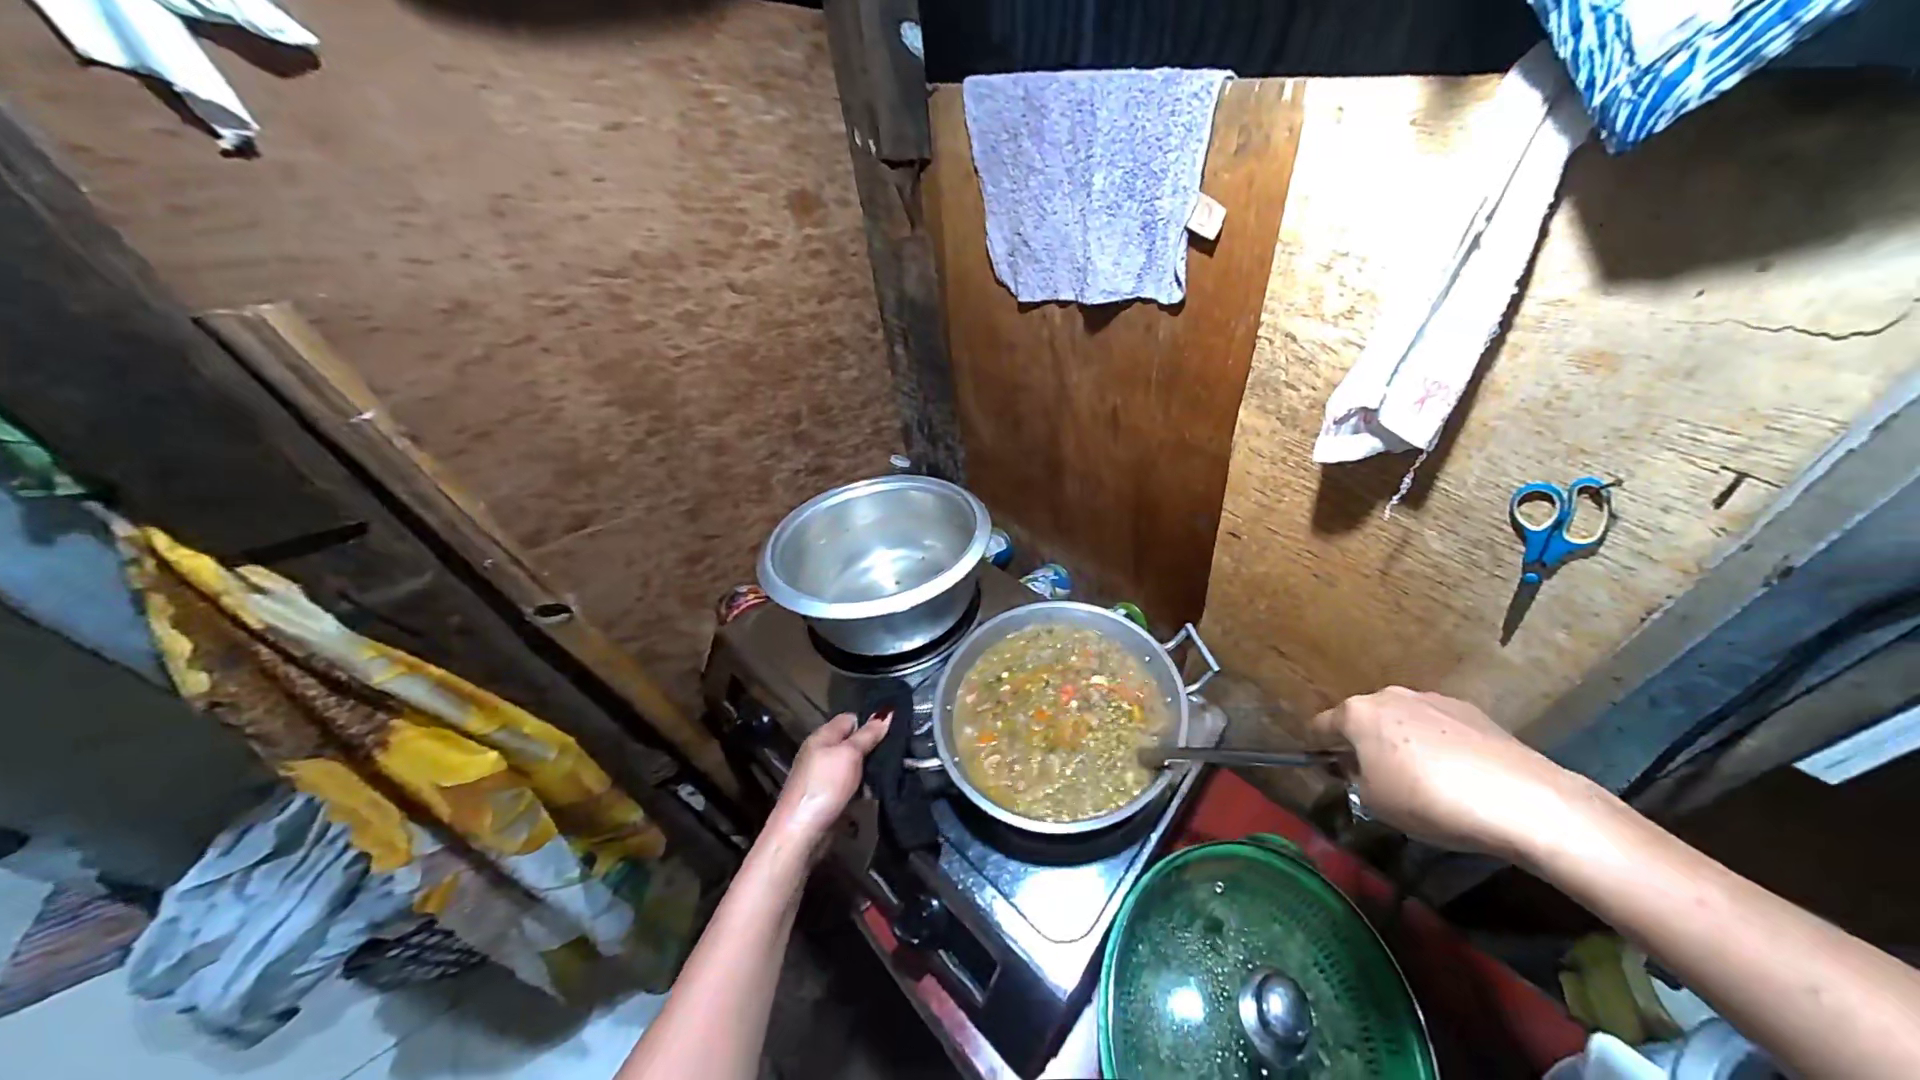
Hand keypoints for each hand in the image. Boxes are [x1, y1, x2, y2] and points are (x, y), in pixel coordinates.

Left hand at [765, 711, 890, 847]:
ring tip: (893, 772)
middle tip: (897, 752)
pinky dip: (862, 787)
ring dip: (870, 769)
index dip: (870, 721)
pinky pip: (850, 784)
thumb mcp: (849, 754)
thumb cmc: (825, 785)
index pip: (850, 718)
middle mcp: (820, 752)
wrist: (801, 831)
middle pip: (852, 742)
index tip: (892, 730)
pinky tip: (875, 792)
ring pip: (853, 765)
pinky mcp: (827, 797)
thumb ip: (867, 734)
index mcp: (822, 736)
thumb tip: (886, 712)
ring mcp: (823, 776)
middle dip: (873, 746)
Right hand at [1310, 687, 1597, 862]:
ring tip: (1426, 780)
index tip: (1332, 773)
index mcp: (1356, 713)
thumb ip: (1355, 778)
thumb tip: (1361, 769)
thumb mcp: (1373, 802)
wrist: (1521, 799)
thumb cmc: (1428, 800)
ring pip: (1403, 721)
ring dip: (1404, 743)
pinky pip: (1440, 727)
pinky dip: (1440, 745)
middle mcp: (1390, 696)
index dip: (1320, 750)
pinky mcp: (1473, 711)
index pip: (1320, 726)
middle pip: (1364, 719)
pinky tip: (1459, 776)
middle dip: (1366, 743)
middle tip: (1379, 779)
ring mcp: (1434, 699)